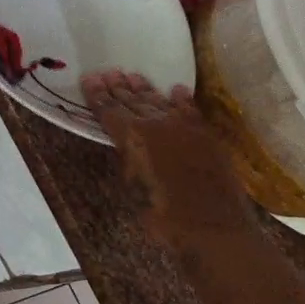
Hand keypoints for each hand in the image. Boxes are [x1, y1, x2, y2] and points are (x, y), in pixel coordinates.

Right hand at [80, 70, 257, 249]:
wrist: (215, 231)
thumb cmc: (162, 215)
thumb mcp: (130, 184)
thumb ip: (126, 155)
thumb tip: (124, 141)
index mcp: (131, 135)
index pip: (108, 108)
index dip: (97, 93)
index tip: (89, 78)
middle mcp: (156, 124)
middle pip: (132, 100)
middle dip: (118, 87)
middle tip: (108, 72)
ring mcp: (185, 128)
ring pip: (158, 101)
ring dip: (144, 88)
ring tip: (132, 76)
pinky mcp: (207, 136)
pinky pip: (190, 110)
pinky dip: (181, 99)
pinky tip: (175, 89)